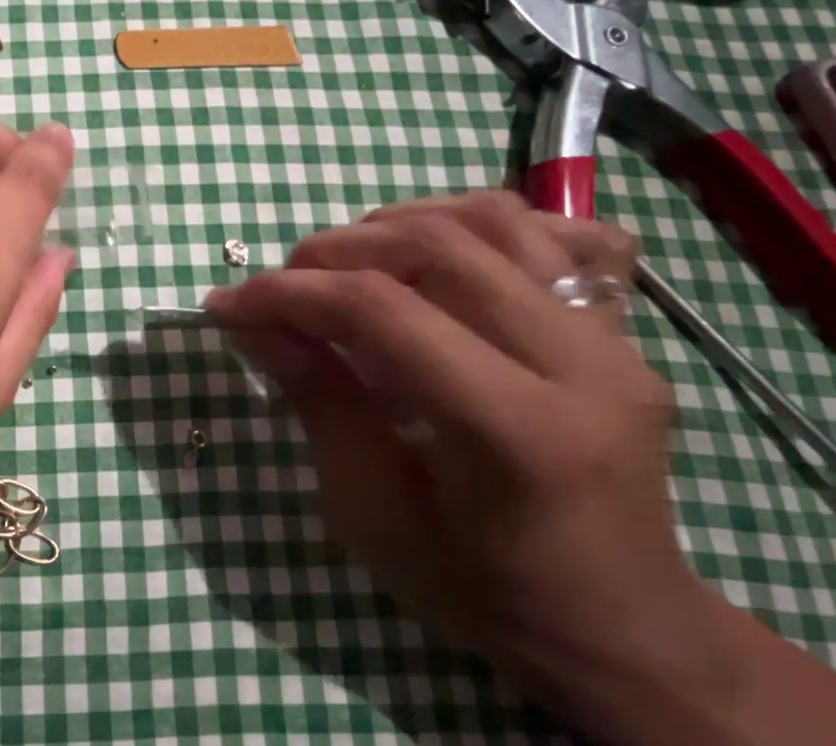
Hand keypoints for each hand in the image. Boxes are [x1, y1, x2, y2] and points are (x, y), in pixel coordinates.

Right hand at [205, 193, 692, 687]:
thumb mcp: (369, 509)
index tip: (227, 304)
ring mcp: (614, 341)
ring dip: (399, 224)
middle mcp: (581, 366)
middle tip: (280, 284)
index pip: (382, 312)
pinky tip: (436, 251)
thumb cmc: (477, 587)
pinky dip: (482, 225)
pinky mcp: (621, 334)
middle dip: (334, 251)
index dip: (289, 294)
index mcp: (516, 430)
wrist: (614, 625)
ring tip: (347, 260)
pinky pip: (561, 238)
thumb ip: (317, 398)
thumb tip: (251, 321)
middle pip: (438, 249)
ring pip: (496, 222)